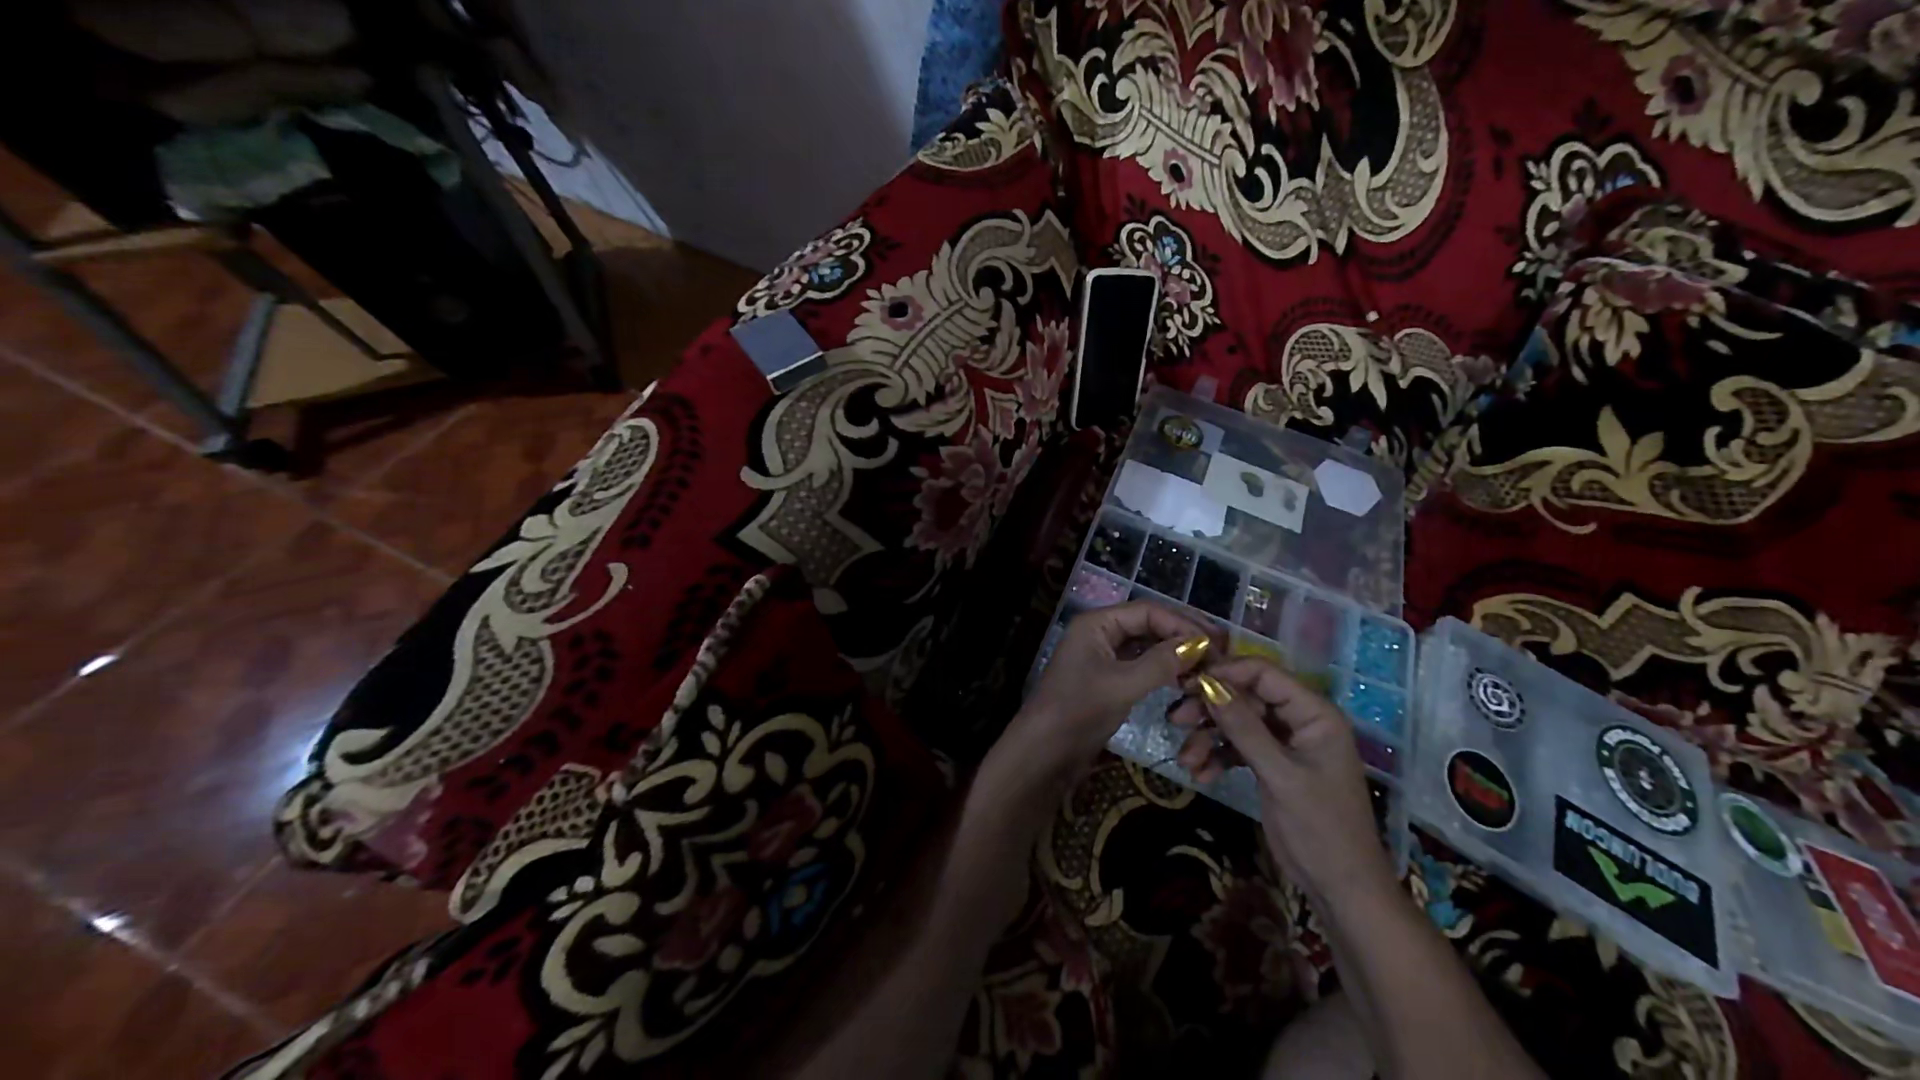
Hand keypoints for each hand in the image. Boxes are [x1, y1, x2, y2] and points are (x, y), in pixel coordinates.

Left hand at [992, 601, 1210, 800]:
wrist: (1044, 752)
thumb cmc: (1077, 711)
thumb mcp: (1121, 685)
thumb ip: (1160, 663)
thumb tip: (1198, 645)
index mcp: (1097, 623)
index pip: (1147, 611)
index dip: (1183, 623)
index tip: (1216, 642)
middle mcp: (1100, 633)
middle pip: (1149, 625)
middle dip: (1183, 636)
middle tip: (1220, 651)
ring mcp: (1104, 657)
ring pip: (1147, 646)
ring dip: (1176, 654)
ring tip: (1209, 666)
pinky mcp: (1108, 681)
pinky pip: (1142, 666)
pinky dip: (1164, 671)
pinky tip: (1187, 680)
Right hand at [1170, 658, 1395, 901]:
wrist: (1340, 886)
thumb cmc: (1320, 827)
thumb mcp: (1280, 775)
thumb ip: (1244, 728)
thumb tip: (1209, 686)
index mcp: (1315, 714)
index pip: (1266, 675)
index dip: (1227, 673)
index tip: (1189, 683)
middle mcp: (1300, 721)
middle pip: (1246, 698)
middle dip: (1211, 710)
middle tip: (1176, 720)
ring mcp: (1285, 744)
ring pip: (1237, 723)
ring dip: (1208, 738)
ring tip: (1185, 760)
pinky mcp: (1272, 765)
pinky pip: (1237, 748)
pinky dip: (1217, 758)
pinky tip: (1200, 774)